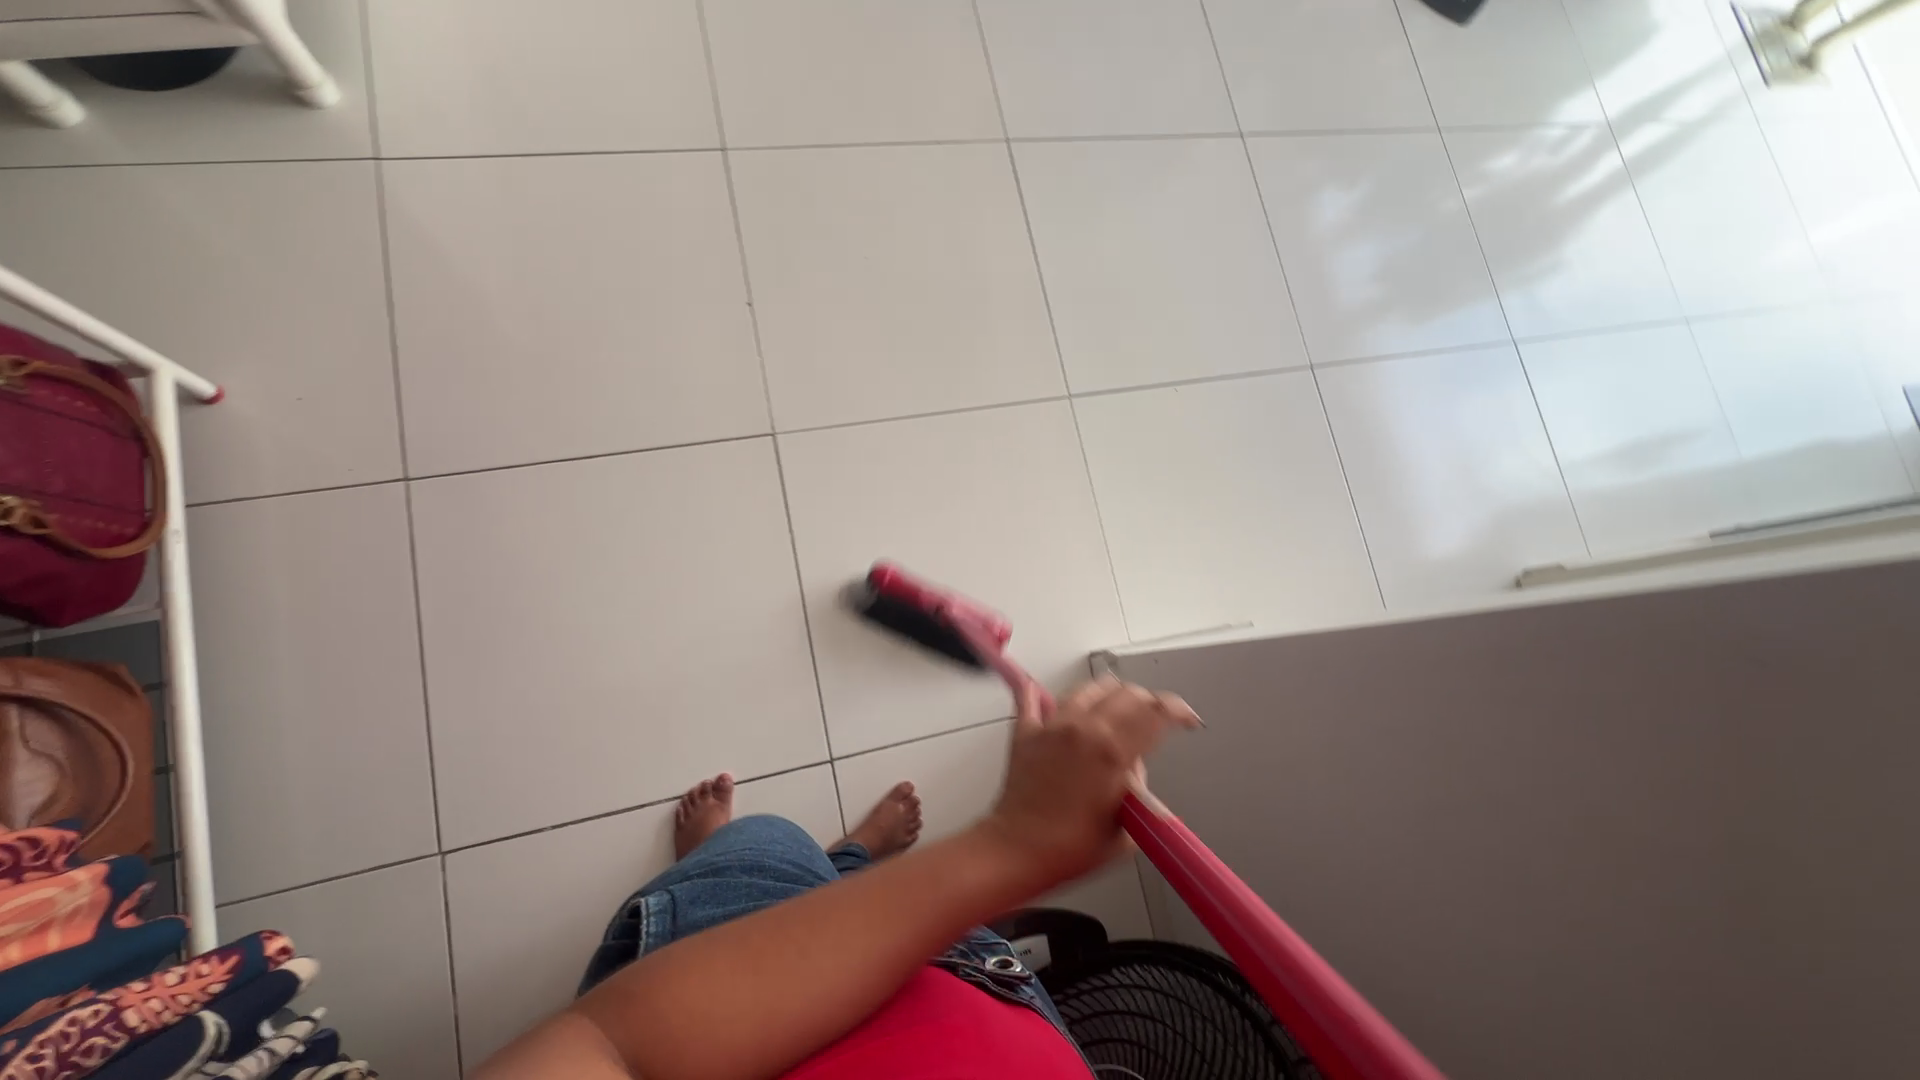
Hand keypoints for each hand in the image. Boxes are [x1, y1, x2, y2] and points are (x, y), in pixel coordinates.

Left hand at [981, 675, 1200, 889]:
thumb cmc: (1071, 848)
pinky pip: (1030, 698)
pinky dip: (1040, 693)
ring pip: (1087, 688)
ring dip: (1108, 694)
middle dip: (1148, 702)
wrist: (1018, 851)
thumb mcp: (1125, 828)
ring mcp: (1052, 726)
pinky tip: (1045, 694)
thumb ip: (1136, 791)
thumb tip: (1132, 770)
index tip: (1186, 718)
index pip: (1155, 712)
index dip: (1177, 711)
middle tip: (1154, 718)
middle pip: (1126, 693)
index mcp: (1112, 752)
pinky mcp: (1026, 732)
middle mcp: (1083, 730)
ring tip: (1114, 708)